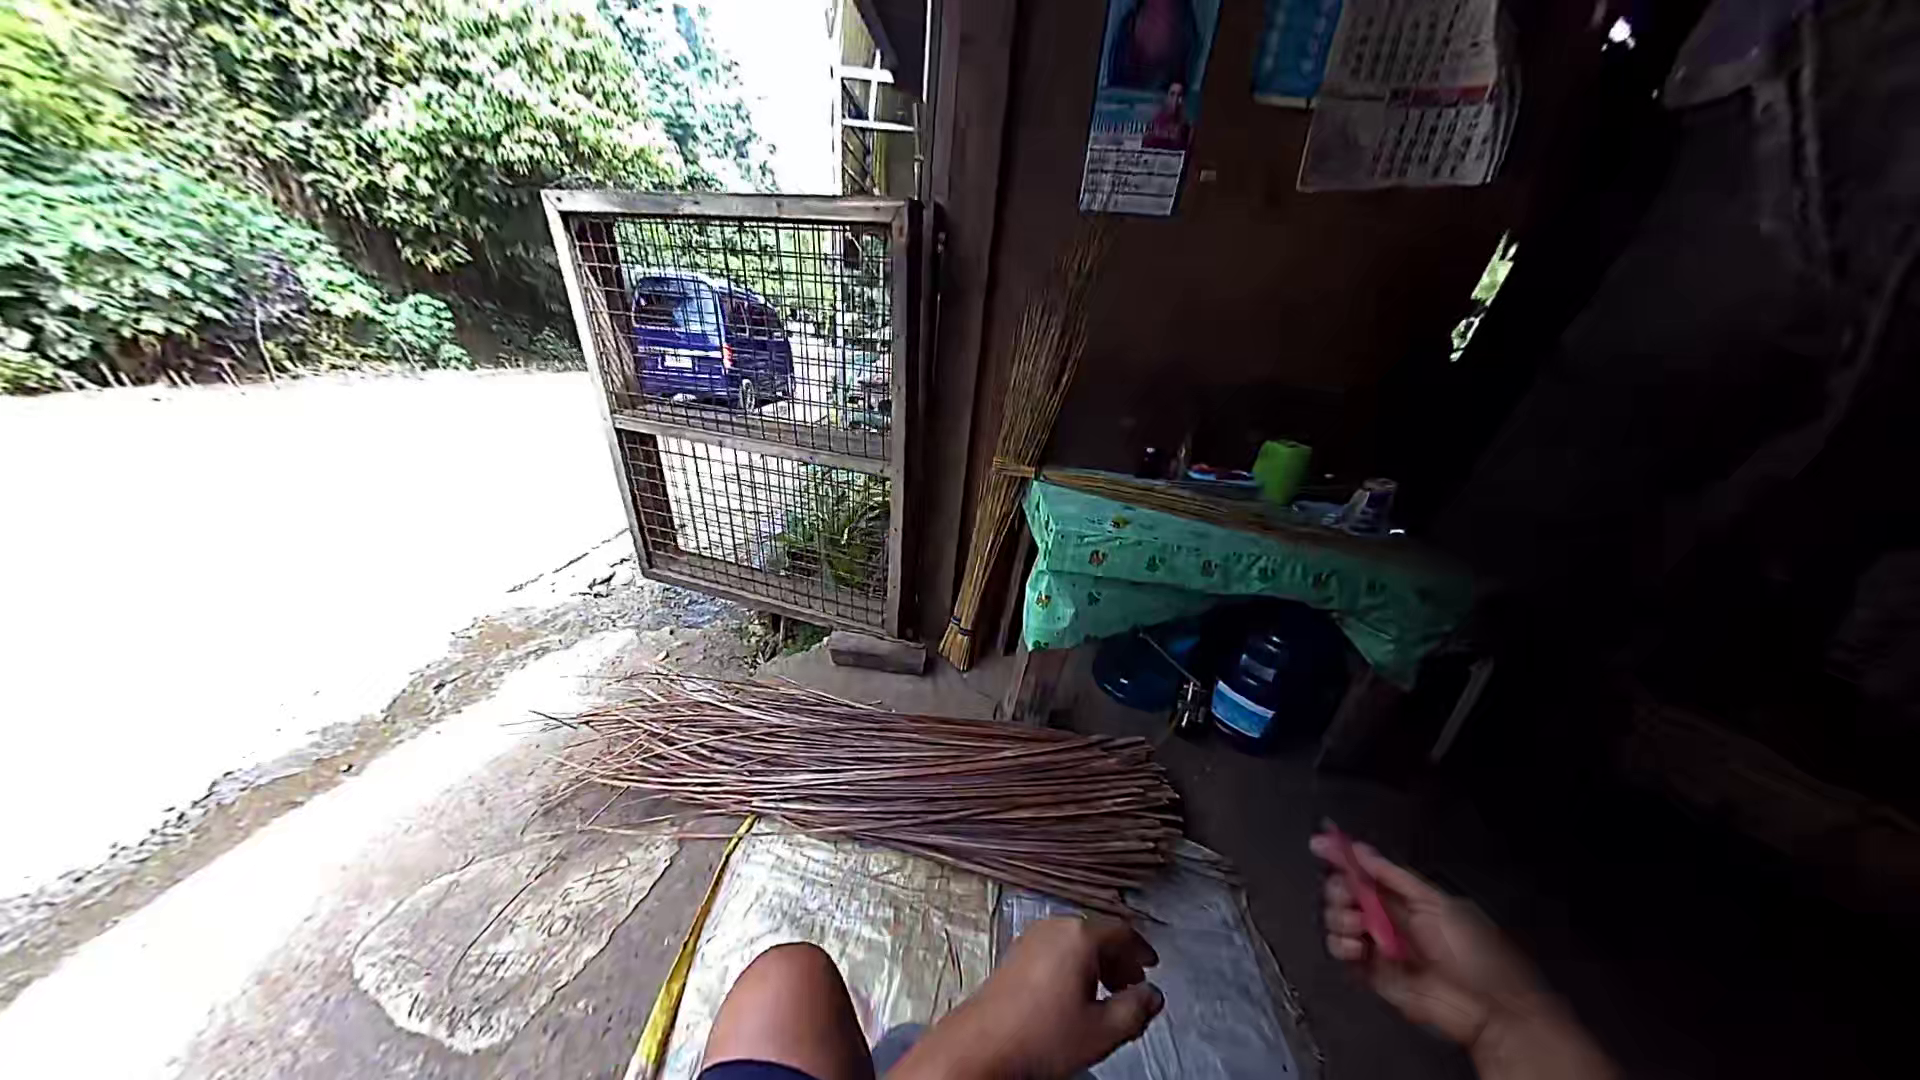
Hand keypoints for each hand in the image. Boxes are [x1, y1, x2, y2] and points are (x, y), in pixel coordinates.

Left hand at [891, 916, 1162, 1079]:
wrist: (986, 1041)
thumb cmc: (1045, 1034)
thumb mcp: (1102, 1030)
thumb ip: (1136, 1009)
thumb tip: (1154, 994)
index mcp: (1079, 935)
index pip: (1120, 930)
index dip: (1140, 948)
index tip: (1152, 966)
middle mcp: (1056, 924)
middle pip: (1098, 932)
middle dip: (1119, 957)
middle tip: (1133, 985)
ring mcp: (1034, 934)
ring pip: (1077, 939)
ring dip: (1097, 960)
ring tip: (1108, 993)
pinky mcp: (1019, 949)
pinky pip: (1057, 945)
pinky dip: (1075, 961)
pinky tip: (1077, 992)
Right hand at [1310, 832, 1616, 1079]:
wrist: (1492, 1011)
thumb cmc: (1475, 953)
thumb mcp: (1438, 904)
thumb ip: (1394, 875)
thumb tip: (1359, 848)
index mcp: (1399, 896)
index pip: (1359, 870)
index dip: (1339, 857)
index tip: (1319, 845)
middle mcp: (1383, 917)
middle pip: (1341, 891)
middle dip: (1338, 889)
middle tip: (1349, 896)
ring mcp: (1375, 944)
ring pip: (1335, 918)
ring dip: (1339, 917)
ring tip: (1358, 927)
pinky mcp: (1370, 972)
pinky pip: (1340, 952)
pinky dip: (1340, 944)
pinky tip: (1356, 946)